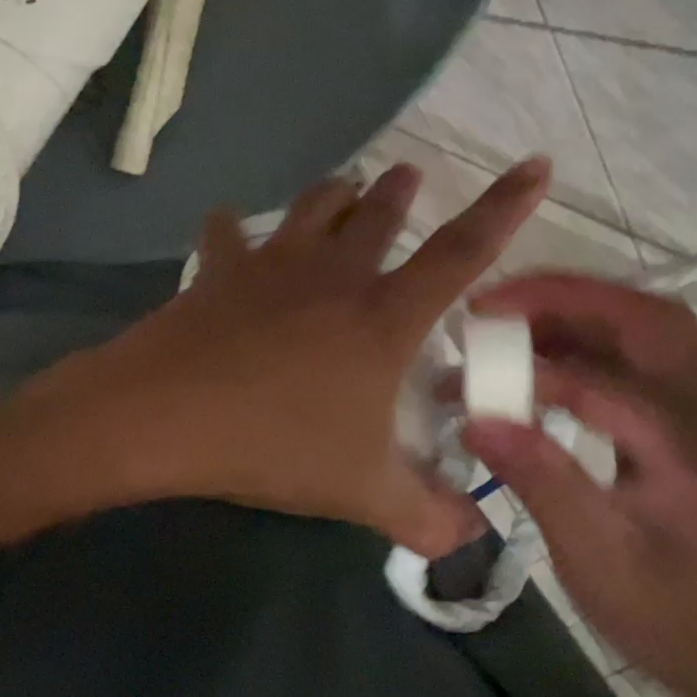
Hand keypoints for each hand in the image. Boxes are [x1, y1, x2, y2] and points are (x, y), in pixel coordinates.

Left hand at [27, 158, 549, 557]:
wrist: (164, 415)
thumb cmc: (271, 445)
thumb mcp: (363, 494)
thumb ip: (427, 517)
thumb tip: (471, 532)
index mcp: (382, 317)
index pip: (461, 253)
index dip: (504, 208)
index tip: (533, 164)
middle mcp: (332, 276)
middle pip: (376, 216)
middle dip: (399, 192)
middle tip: (408, 176)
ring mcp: (268, 266)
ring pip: (312, 208)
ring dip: (334, 193)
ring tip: (345, 185)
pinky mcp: (216, 273)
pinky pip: (225, 234)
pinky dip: (230, 225)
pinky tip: (225, 222)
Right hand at [459, 276, 696, 696]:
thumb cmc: (676, 624)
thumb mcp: (597, 561)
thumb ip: (541, 480)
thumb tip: (474, 417)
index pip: (605, 380)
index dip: (527, 370)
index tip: (460, 374)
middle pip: (650, 322)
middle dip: (567, 299)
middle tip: (491, 304)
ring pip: (655, 337)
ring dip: (581, 318)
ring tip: (508, 328)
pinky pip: (653, 369)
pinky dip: (596, 351)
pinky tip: (549, 376)